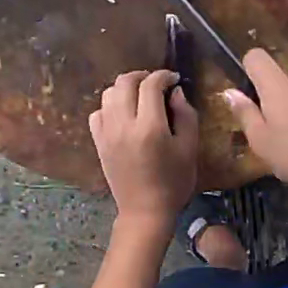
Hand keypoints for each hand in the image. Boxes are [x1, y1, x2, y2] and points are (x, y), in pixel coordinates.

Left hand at [89, 69, 198, 223]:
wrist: (145, 211)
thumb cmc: (173, 182)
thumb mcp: (189, 149)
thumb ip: (186, 115)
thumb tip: (176, 92)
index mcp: (150, 127)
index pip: (151, 85)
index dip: (163, 76)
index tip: (173, 79)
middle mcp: (123, 125)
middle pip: (124, 82)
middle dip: (142, 76)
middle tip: (156, 83)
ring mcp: (106, 133)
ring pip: (108, 94)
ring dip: (124, 89)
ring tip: (139, 96)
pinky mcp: (98, 142)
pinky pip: (97, 113)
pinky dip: (110, 106)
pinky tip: (123, 115)